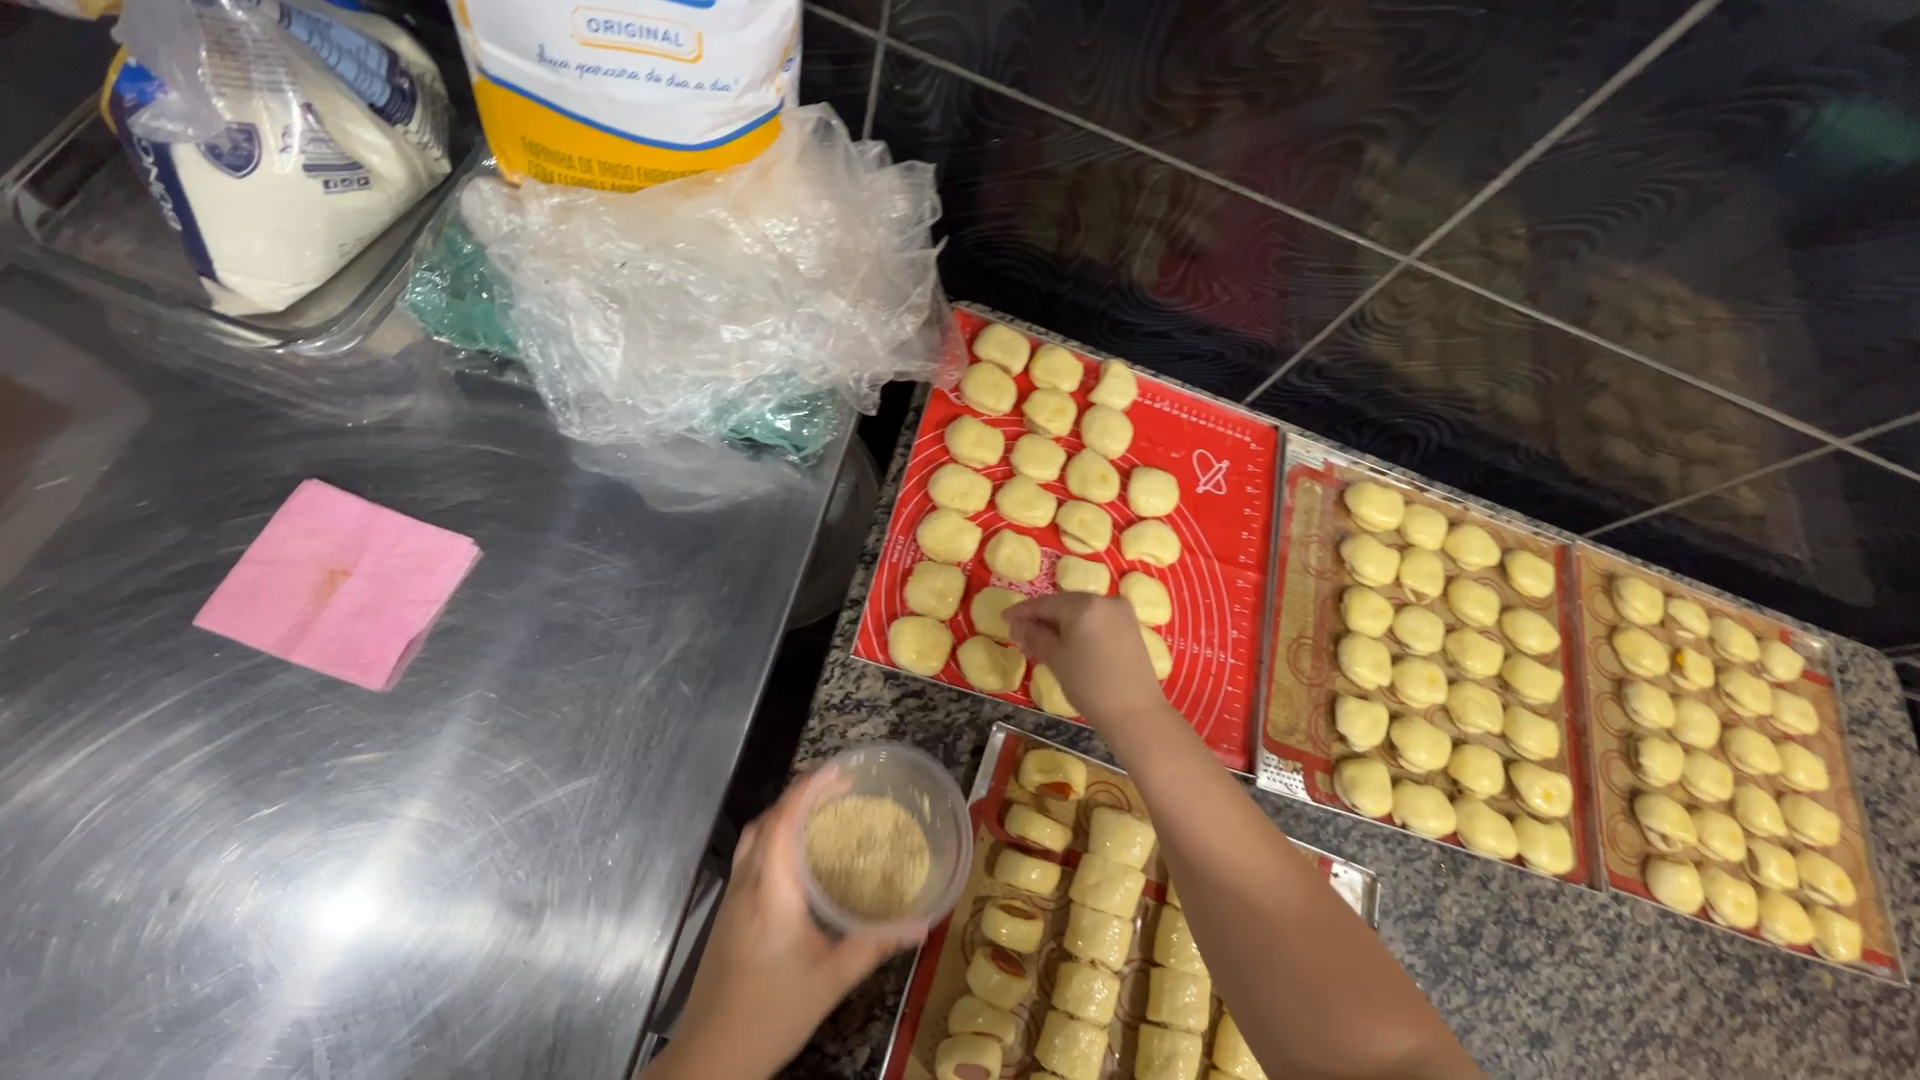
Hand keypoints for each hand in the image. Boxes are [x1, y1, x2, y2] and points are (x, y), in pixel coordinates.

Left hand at [651, 775, 918, 1079]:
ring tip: (821, 815)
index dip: (807, 789)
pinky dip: (774, 841)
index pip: (782, 822)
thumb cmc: (770, 1015)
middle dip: (799, 795)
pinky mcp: (727, 916)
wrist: (710, 1057)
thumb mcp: (830, 981)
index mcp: (770, 892)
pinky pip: (750, 859)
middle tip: (839, 789)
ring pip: (753, 840)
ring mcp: (731, 900)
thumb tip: (922, 925)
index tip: (838, 770)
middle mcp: (745, 886)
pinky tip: (799, 860)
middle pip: (765, 822)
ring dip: (783, 816)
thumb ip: (874, 946)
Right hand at [1004, 592, 1167, 732]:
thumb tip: (1017, 626)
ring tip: (1040, 641)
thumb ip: (1035, 636)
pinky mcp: (1130, 626)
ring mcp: (1121, 612)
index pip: (1044, 603)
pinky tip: (1066, 642)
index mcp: (1084, 604)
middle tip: (1020, 633)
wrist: (1136, 712)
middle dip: (1042, 618)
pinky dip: (1079, 628)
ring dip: (1060, 623)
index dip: (1021, 611)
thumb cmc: (1090, 685)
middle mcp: (1105, 600)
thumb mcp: (1056, 659)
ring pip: (1081, 612)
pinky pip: (1096, 620)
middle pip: (1064, 604)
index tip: (1003, 618)